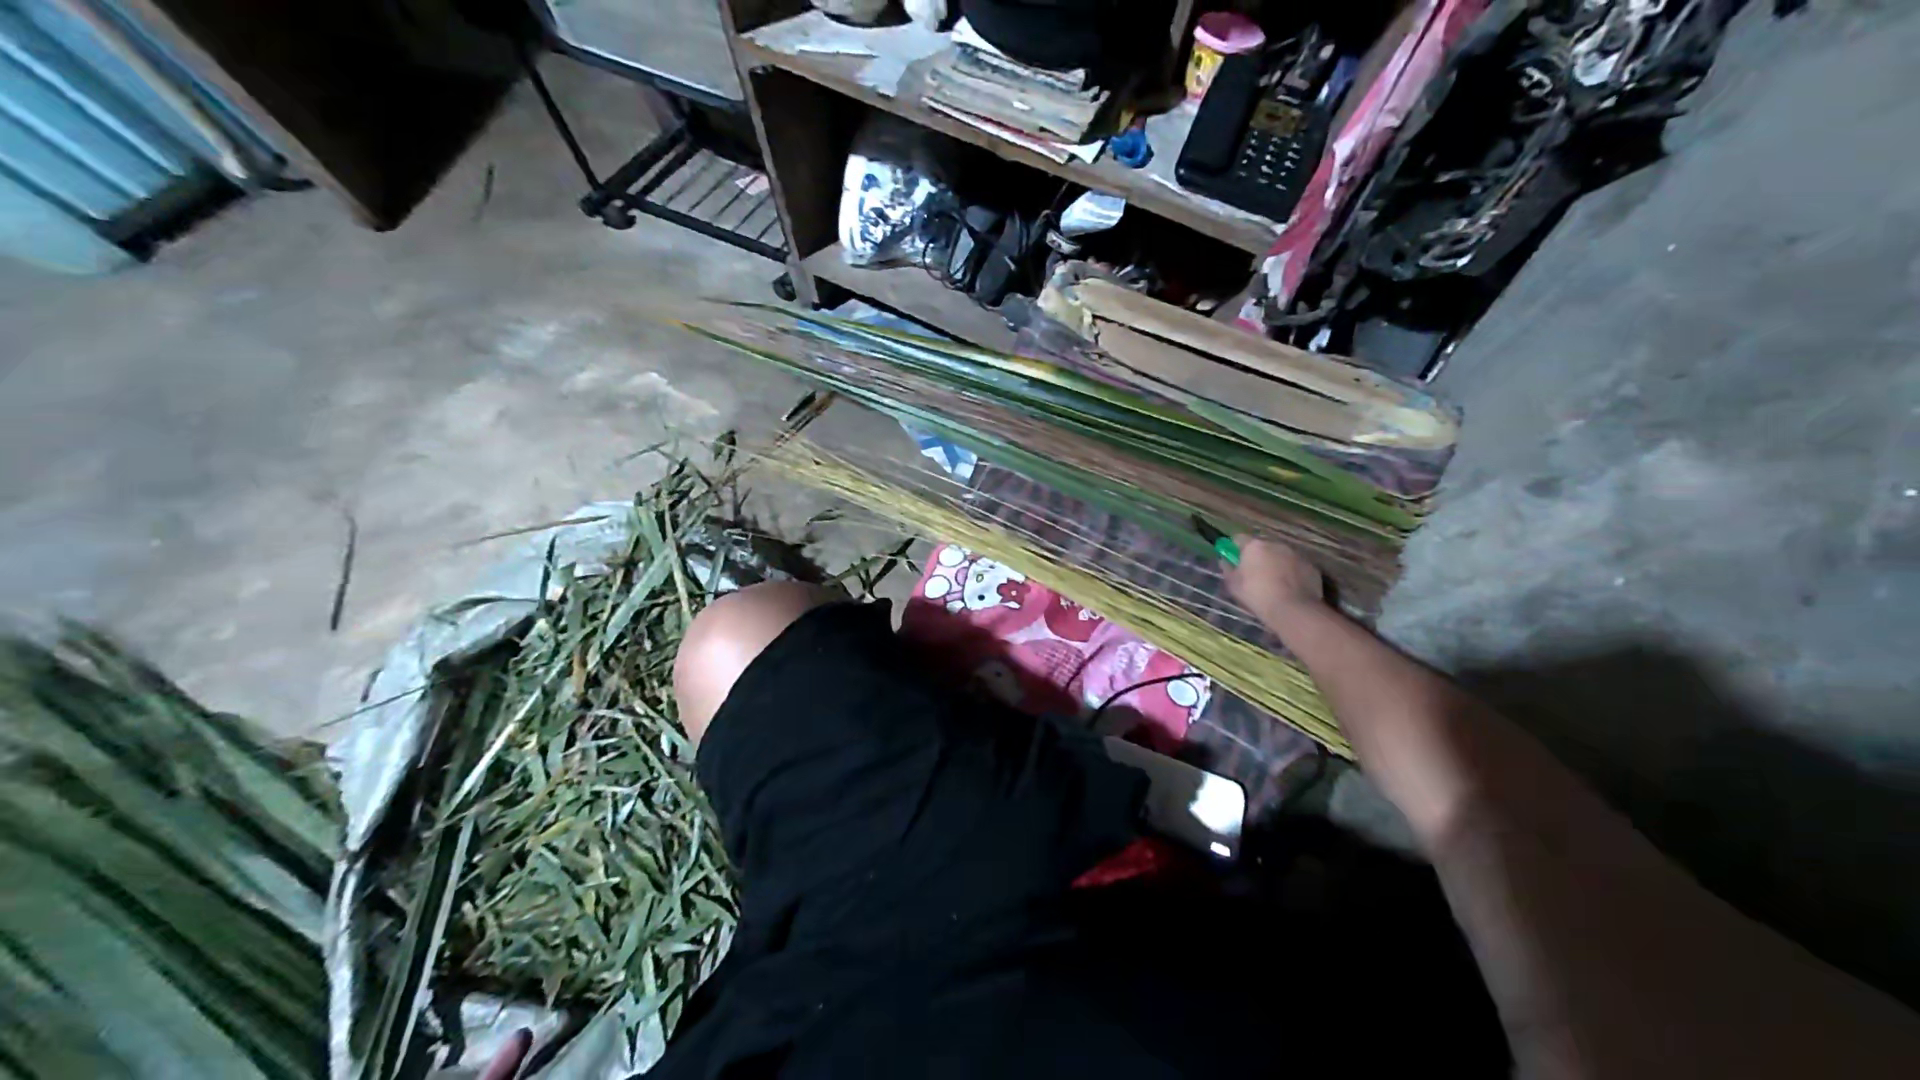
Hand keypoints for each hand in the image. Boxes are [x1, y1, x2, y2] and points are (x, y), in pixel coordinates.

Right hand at [1225, 536, 1324, 622]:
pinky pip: (1296, 566)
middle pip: (1262, 546)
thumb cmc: (1257, 595)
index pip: (1239, 538)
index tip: (1233, 559)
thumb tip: (1225, 561)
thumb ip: (1228, 569)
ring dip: (1276, 563)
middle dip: (1258, 556)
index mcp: (1254, 546)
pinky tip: (1290, 588)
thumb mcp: (1233, 585)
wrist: (1293, 609)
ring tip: (1274, 583)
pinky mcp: (1311, 567)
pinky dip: (1292, 573)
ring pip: (1281, 555)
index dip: (1234, 548)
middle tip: (1254, 574)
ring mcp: (1296, 554)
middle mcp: (1276, 544)